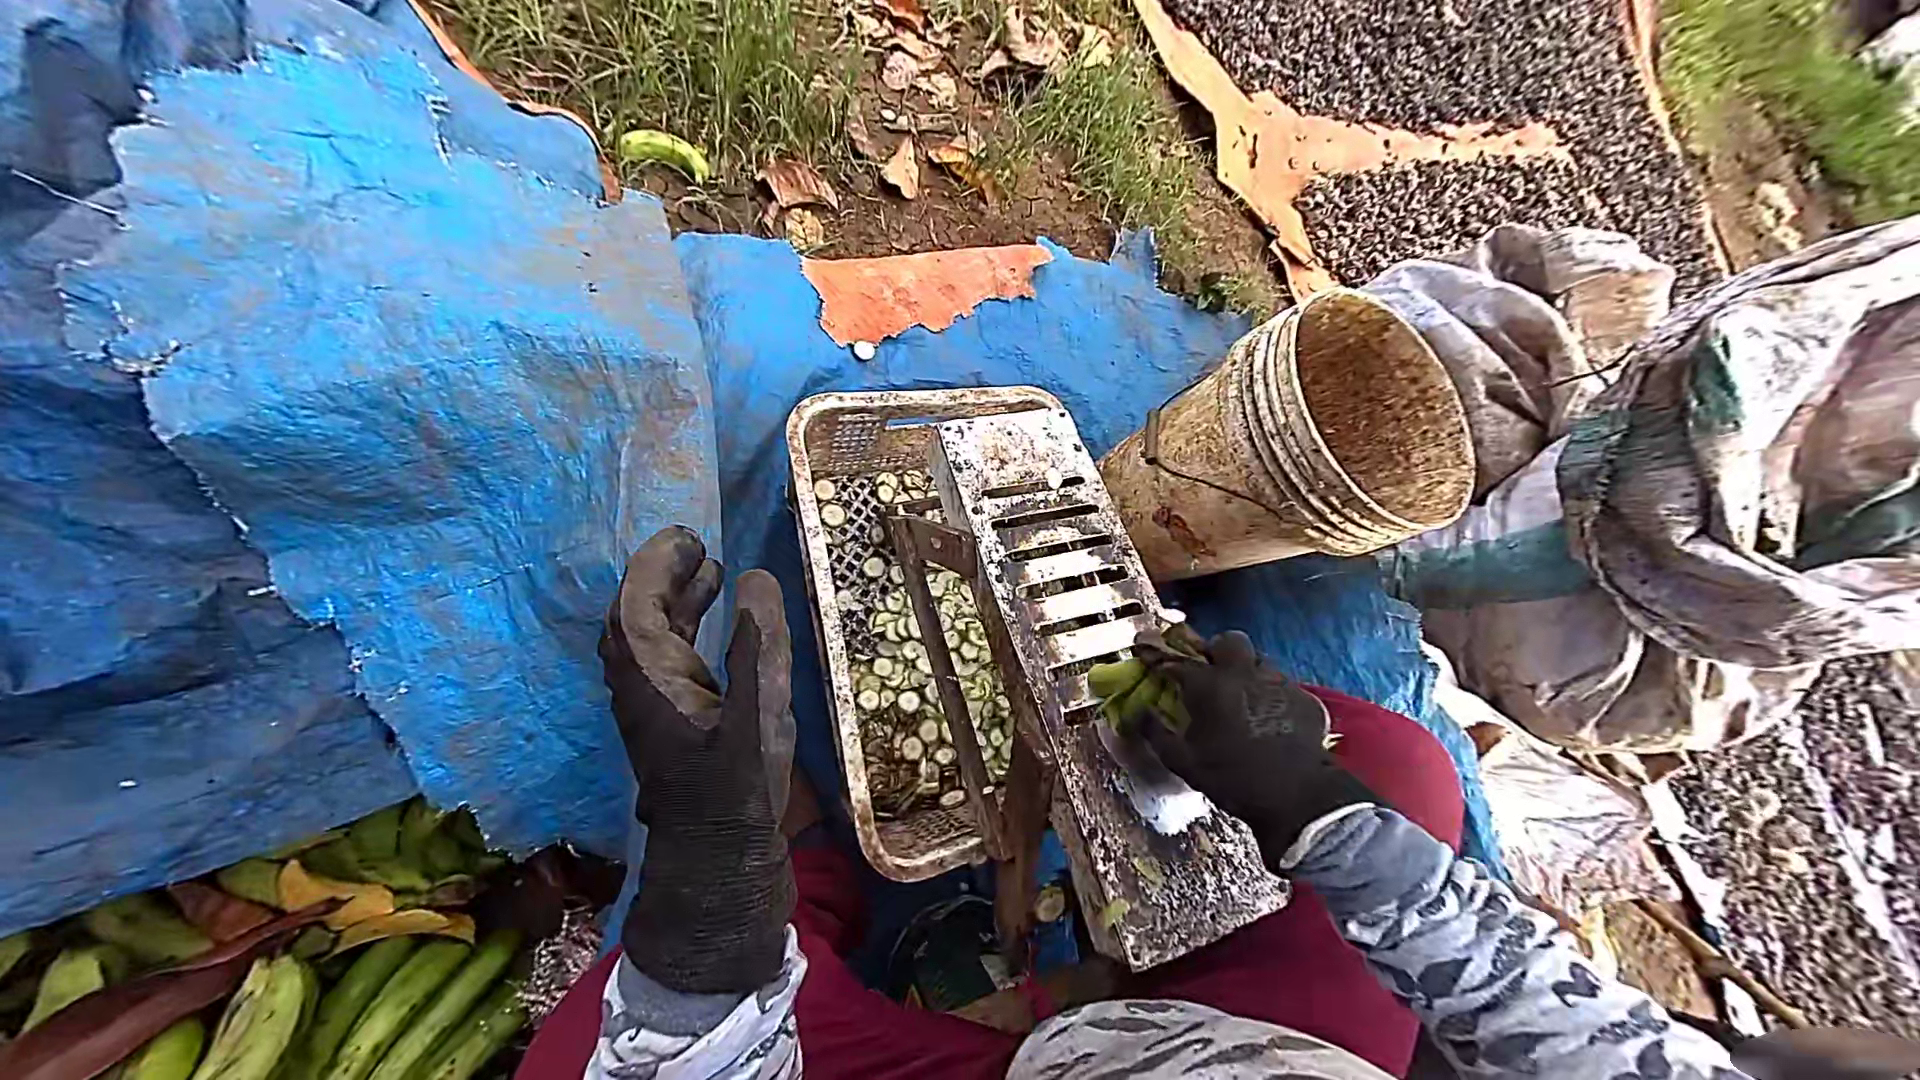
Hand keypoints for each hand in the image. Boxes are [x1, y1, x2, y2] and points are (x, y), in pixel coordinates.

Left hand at [601, 526, 795, 993]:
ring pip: (651, 639)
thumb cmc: (738, 788)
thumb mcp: (757, 715)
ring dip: (674, 599)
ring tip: (711, 569)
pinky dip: (686, 628)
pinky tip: (715, 621)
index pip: (636, 609)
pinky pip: (670, 657)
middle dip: (660, 577)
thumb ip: (757, 647)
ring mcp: (655, 704)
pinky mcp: (674, 717)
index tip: (683, 538)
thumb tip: (755, 579)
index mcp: (653, 683)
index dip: (654, 568)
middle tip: (697, 546)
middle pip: (635, 619)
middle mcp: (643, 688)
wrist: (719, 855)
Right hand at [1135, 629, 1374, 868]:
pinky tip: (1269, 717)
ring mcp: (1279, 683)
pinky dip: (1271, 695)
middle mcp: (1243, 674)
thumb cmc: (1232, 778)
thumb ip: (1155, 733)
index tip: (1152, 659)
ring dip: (1245, 670)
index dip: (1161, 658)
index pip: (1176, 660)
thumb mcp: (1183, 761)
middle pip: (1228, 641)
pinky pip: (1284, 685)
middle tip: (1209, 671)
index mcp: (1209, 685)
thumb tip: (1138, 713)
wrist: (1299, 800)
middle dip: (1215, 650)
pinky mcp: (1306, 699)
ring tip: (1240, 694)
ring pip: (1259, 660)